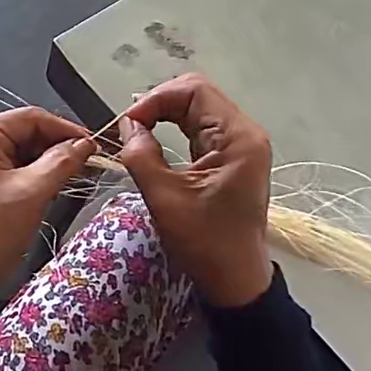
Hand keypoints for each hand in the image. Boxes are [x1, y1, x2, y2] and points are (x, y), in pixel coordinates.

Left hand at [0, 107, 96, 314]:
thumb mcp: (31, 193)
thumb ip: (61, 162)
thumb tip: (85, 144)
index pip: (31, 117)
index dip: (67, 128)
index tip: (96, 143)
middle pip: (28, 131)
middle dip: (60, 146)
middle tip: (92, 162)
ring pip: (26, 149)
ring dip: (52, 161)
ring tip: (80, 175)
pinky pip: (18, 166)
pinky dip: (39, 174)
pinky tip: (58, 184)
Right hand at [118, 74, 274, 306]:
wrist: (234, 279)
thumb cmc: (204, 241)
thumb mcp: (163, 197)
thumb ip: (140, 153)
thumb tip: (127, 126)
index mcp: (237, 138)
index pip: (193, 90)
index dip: (154, 99)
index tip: (128, 124)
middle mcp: (244, 133)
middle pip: (195, 93)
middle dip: (157, 103)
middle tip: (129, 127)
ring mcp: (240, 144)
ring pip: (195, 106)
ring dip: (163, 113)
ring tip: (136, 133)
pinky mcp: (230, 155)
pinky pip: (198, 125)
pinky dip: (172, 125)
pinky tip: (153, 139)